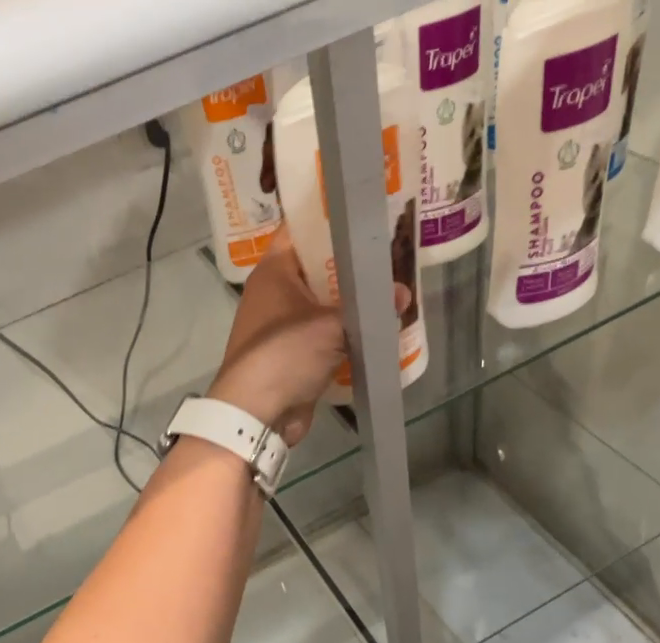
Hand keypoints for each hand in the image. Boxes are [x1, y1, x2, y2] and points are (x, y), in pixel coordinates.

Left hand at [208, 227, 409, 446]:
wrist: (256, 414)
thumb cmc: (286, 354)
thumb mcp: (332, 325)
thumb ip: (369, 306)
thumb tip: (403, 295)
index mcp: (274, 270)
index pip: (301, 228)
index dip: (330, 218)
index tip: (364, 212)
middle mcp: (274, 293)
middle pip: (318, 268)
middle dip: (352, 266)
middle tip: (391, 254)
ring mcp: (282, 327)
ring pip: (324, 305)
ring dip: (352, 304)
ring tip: (392, 290)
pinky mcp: (293, 357)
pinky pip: (325, 337)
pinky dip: (346, 336)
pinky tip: (377, 332)